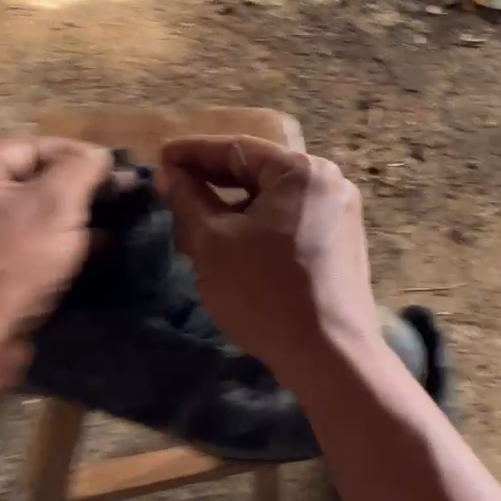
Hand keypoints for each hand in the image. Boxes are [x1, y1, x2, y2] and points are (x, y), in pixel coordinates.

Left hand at [0, 138, 111, 351]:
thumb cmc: (6, 266)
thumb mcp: (57, 204)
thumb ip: (83, 168)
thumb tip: (99, 155)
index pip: (36, 147)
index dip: (86, 160)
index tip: (125, 177)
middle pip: (27, 180)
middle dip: (77, 193)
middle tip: (121, 205)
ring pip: (20, 216)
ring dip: (65, 223)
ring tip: (108, 232)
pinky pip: (8, 246)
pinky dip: (43, 247)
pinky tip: (80, 257)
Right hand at [157, 136, 379, 378]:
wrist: (329, 351)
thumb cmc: (265, 289)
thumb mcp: (214, 241)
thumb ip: (189, 200)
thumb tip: (170, 174)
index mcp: (303, 171)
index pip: (239, 149)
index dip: (194, 152)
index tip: (160, 158)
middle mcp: (329, 182)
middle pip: (259, 173)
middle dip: (212, 182)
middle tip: (171, 189)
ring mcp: (340, 213)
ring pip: (274, 200)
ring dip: (233, 208)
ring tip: (194, 224)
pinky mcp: (341, 242)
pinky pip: (291, 221)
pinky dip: (258, 227)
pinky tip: (231, 247)